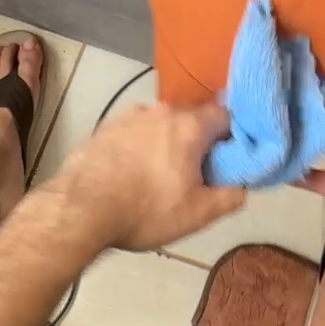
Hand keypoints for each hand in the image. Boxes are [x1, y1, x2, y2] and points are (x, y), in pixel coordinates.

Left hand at [57, 102, 246, 250]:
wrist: (81, 208)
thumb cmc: (146, 209)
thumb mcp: (196, 215)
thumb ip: (228, 198)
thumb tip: (243, 188)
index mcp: (190, 126)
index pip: (223, 115)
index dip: (230, 135)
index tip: (226, 157)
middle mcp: (162, 110)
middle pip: (191, 117)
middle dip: (197, 139)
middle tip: (194, 170)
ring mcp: (131, 115)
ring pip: (160, 123)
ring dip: (165, 141)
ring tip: (158, 173)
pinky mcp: (106, 126)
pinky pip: (134, 131)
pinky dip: (139, 145)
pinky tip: (130, 172)